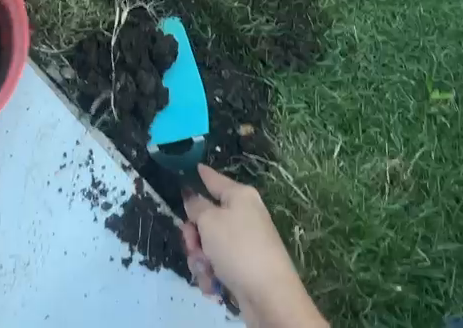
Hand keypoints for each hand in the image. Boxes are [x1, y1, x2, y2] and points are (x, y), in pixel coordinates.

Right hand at [181, 165, 323, 325]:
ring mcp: (245, 243)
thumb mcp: (209, 221)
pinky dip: (212, 274)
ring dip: (200, 258)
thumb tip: (192, 197)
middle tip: (192, 245)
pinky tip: (213, 284)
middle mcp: (244, 216)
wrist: (270, 297)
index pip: (215, 180)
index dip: (203, 174)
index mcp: (239, 196)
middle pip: (207, 217)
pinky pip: (218, 264)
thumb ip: (196, 206)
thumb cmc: (238, 248)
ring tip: (205, 271)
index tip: (195, 167)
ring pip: (209, 244)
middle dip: (194, 234)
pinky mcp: (244, 267)